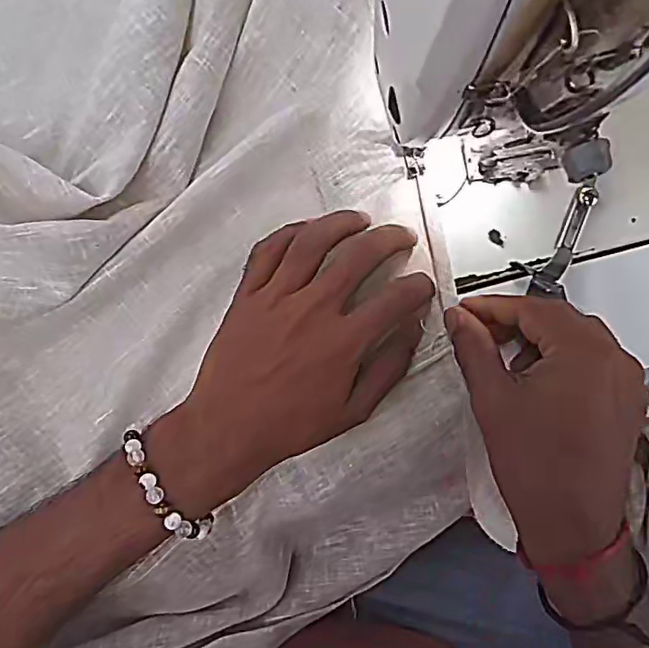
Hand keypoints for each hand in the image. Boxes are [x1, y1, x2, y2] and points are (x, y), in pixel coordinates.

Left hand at [150, 211, 435, 514]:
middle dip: (389, 239)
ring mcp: (276, 299)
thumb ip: (387, 370)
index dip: (417, 287)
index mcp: (342, 342)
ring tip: (359, 220)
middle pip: (360, 255)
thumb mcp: (351, 411)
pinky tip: (306, 229)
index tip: (420, 285)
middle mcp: (311, 312)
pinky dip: (290, 232)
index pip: (394, 299)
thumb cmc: (284, 424)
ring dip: (342, 224)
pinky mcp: (248, 297)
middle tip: (399, 237)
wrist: (227, 427)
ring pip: (313, 242)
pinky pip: (268, 250)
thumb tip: (408, 335)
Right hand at [445, 295, 648, 566]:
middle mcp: (615, 360)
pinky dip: (563, 361)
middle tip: (480, 333)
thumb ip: (475, 349)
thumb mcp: (493, 401)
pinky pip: (593, 363)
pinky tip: (535, 382)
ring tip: (504, 362)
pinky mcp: (627, 401)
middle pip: (559, 319)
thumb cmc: (538, 471)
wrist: (573, 524)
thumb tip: (461, 320)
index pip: (533, 308)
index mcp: (584, 352)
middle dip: (516, 322)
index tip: (467, 312)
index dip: (493, 307)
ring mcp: (626, 381)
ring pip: (578, 339)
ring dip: (540, 341)